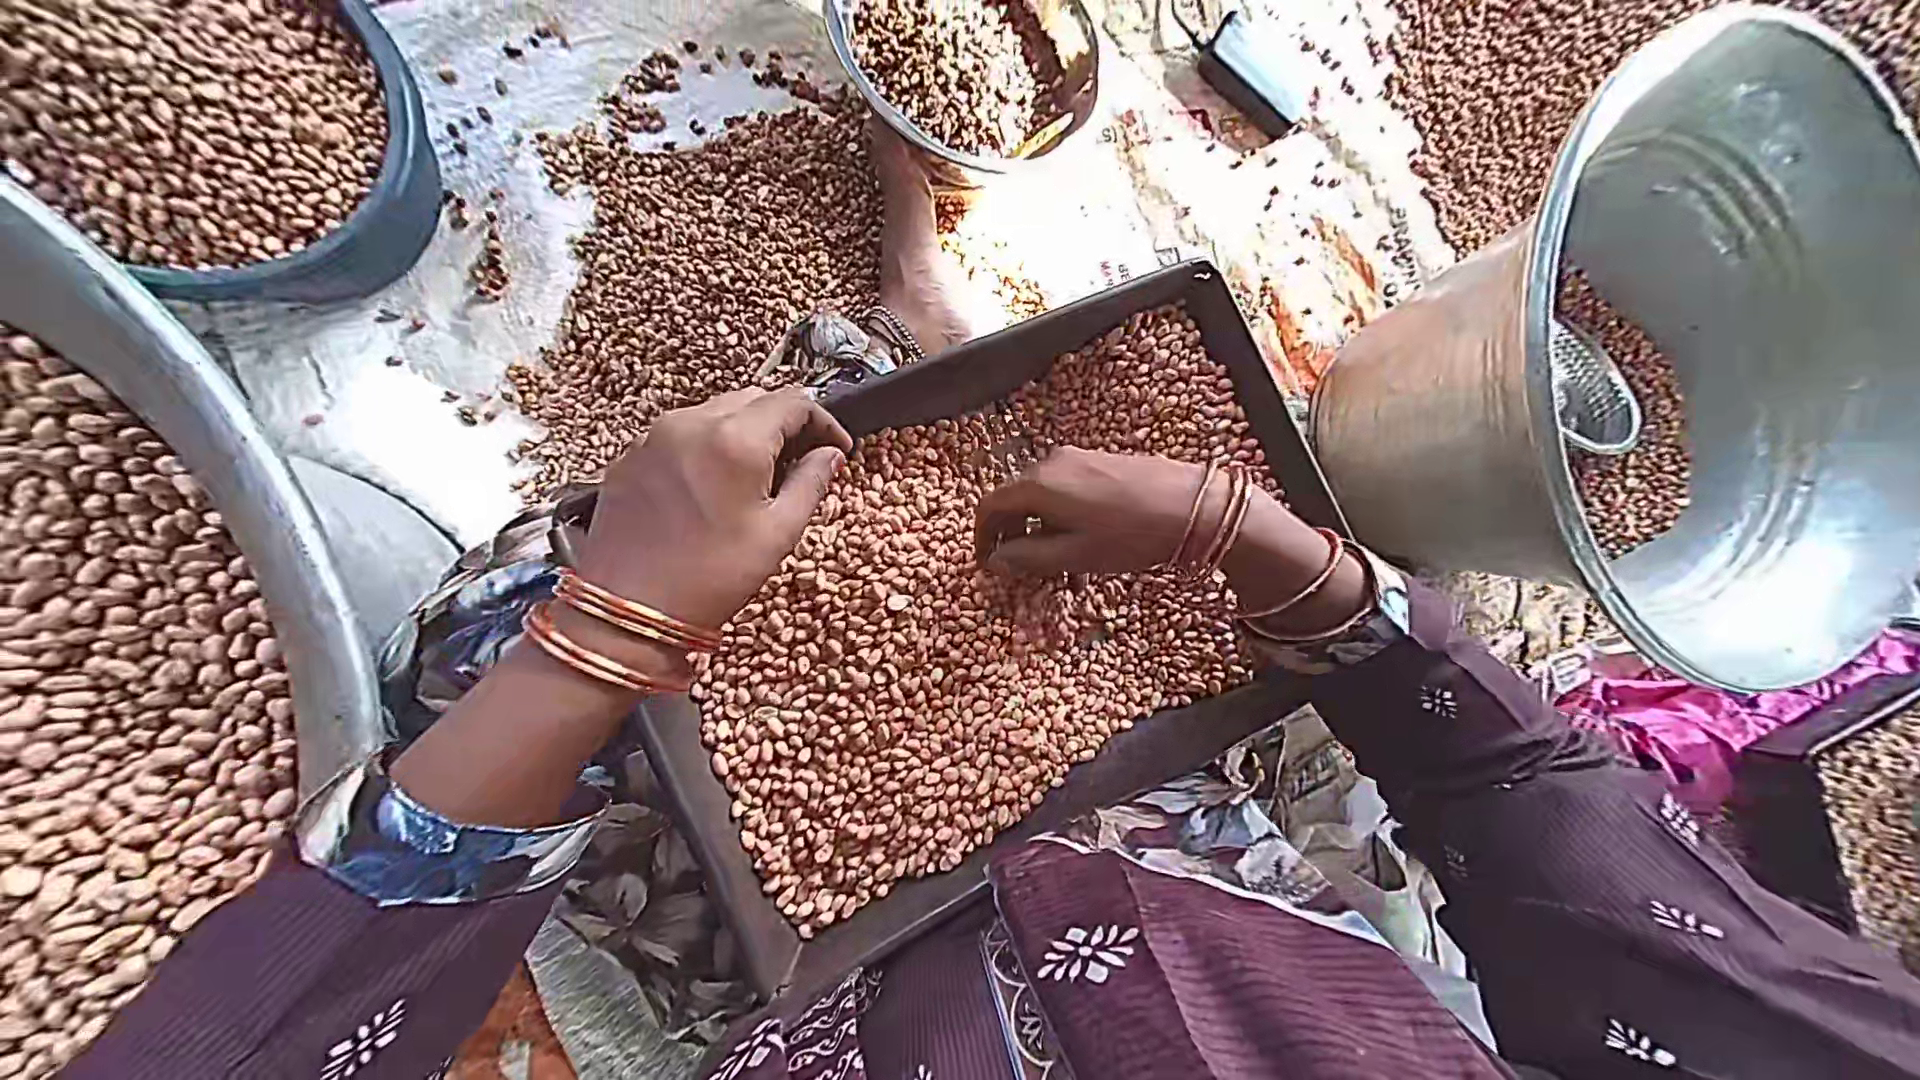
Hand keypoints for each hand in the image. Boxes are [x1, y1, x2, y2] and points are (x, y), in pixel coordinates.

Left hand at [574, 387, 851, 630]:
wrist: (629, 609)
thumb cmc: (710, 576)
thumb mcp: (778, 532)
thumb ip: (812, 483)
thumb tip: (831, 456)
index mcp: (735, 440)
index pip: (793, 402)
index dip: (824, 421)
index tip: (836, 448)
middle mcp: (691, 423)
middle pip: (755, 398)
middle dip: (787, 422)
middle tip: (805, 459)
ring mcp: (655, 436)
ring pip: (718, 410)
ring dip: (749, 430)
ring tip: (763, 473)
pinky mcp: (633, 454)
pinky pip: (684, 431)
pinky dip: (712, 442)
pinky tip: (719, 481)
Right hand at [974, 448, 1218, 575]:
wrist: (1194, 505)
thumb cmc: (1129, 534)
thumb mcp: (1074, 555)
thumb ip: (1028, 557)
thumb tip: (996, 560)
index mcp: (1037, 484)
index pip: (990, 506)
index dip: (983, 536)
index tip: (988, 562)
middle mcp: (1051, 462)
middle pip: (1015, 499)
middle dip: (1013, 535)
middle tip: (1020, 568)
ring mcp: (1078, 458)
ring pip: (1042, 496)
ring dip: (1040, 529)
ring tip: (1058, 565)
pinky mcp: (1101, 460)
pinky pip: (1066, 488)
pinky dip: (1061, 516)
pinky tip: (1082, 541)